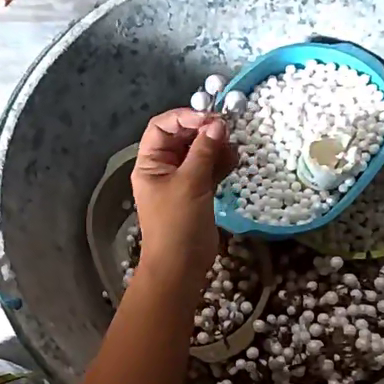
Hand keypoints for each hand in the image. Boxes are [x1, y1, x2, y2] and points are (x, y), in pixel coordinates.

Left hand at [132, 108, 235, 283]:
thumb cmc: (177, 224)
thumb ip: (204, 151)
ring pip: (198, 152)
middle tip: (227, 131)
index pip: (162, 127)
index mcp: (150, 163)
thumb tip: (217, 124)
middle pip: (182, 137)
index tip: (210, 117)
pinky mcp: (197, 192)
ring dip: (216, 146)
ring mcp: (181, 180)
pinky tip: (234, 159)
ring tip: (232, 148)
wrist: (181, 266)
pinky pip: (208, 168)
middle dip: (204, 131)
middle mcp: (163, 168)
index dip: (184, 117)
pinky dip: (220, 162)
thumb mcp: (190, 183)